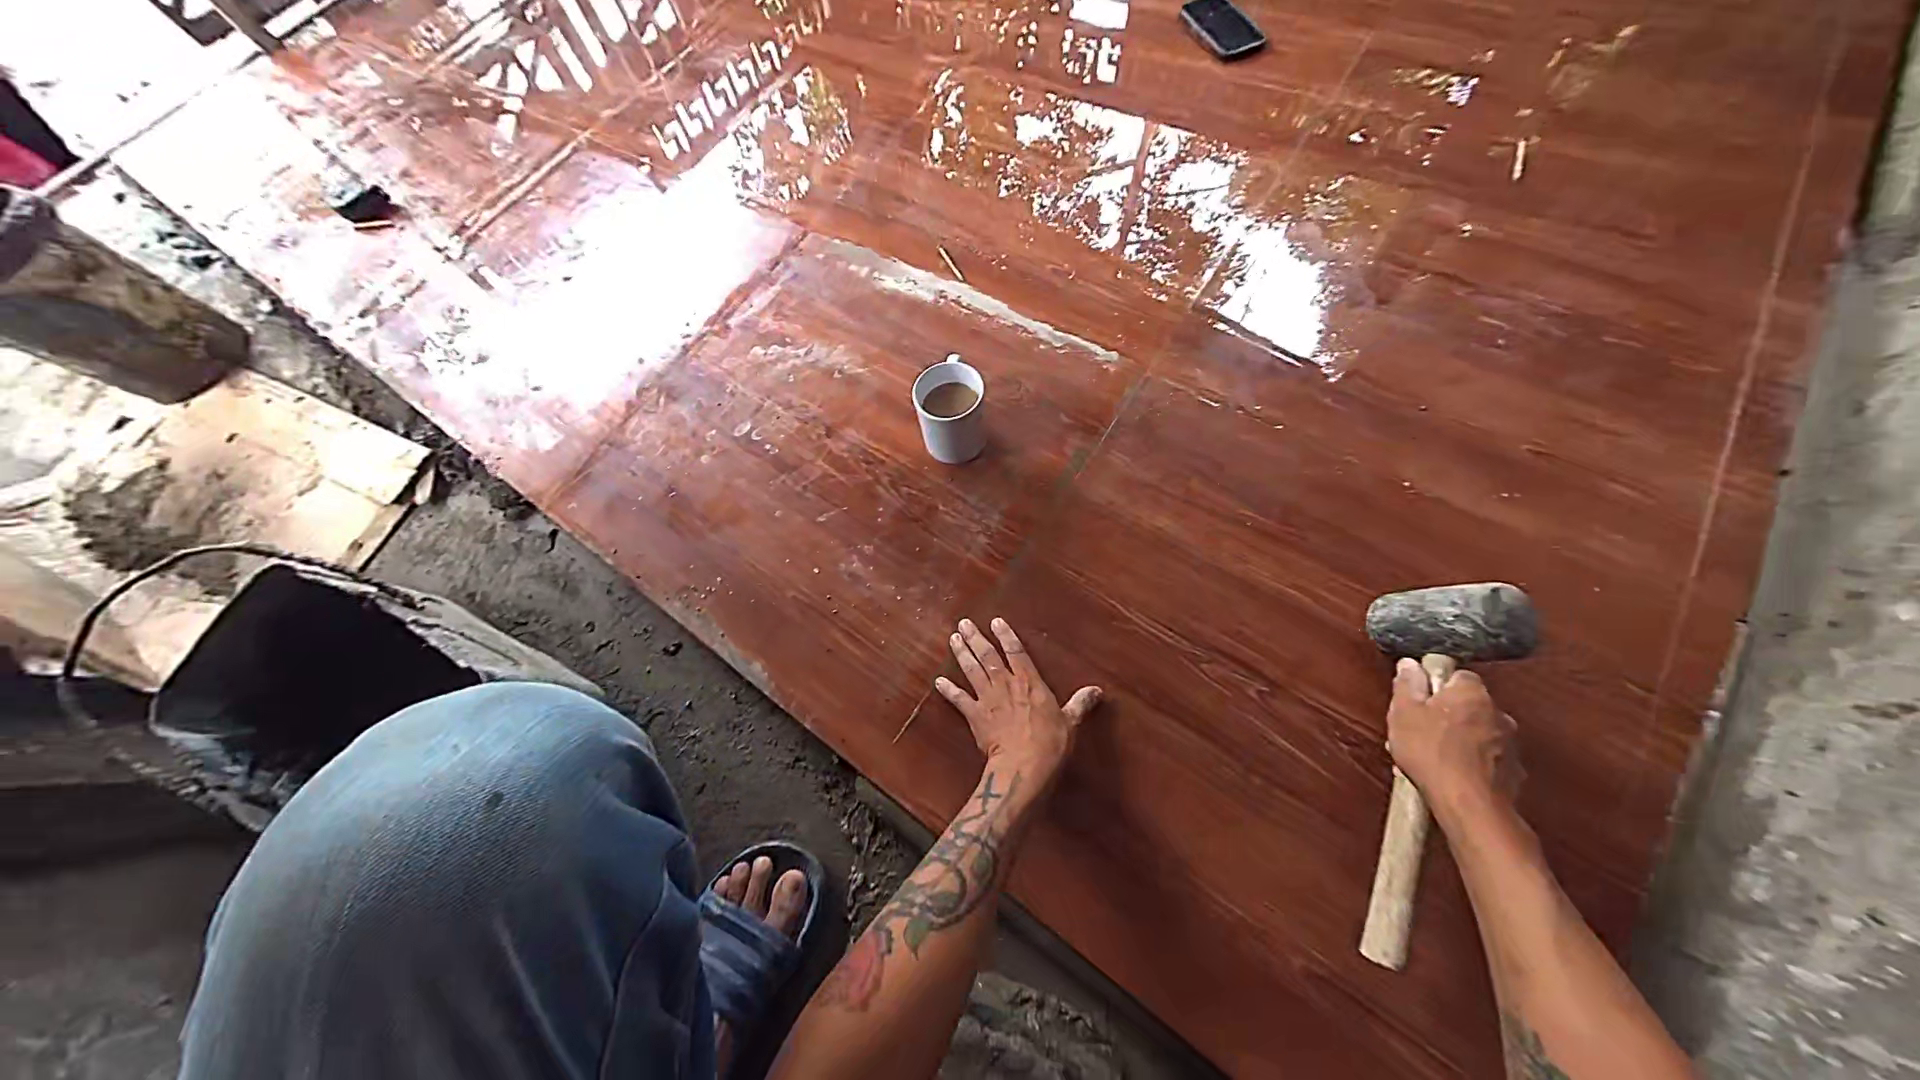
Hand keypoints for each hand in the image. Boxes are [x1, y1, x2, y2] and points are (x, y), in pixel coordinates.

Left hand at [934, 618, 1100, 773]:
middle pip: (988, 656)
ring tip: (953, 639)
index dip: (1006, 636)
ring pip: (972, 670)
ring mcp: (988, 699)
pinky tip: (939, 681)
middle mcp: (1006, 685)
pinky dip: (948, 690)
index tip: (996, 622)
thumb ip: (1080, 703)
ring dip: (962, 653)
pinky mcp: (975, 716)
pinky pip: (959, 699)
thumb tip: (1096, 691)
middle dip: (976, 638)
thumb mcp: (1070, 721)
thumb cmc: (1050, 743)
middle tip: (964, 623)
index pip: (1017, 652)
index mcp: (1030, 683)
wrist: (1023, 765)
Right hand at [1387, 659, 1522, 817]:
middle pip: (1467, 705)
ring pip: (1477, 733)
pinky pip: (1486, 758)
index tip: (1417, 698)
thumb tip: (1410, 665)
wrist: (1468, 803)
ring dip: (1457, 740)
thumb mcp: (1403, 712)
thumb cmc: (1432, 752)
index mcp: (1471, 693)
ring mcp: (1509, 744)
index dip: (1434, 686)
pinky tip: (1448, 774)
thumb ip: (1407, 684)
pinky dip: (1470, 763)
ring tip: (1429, 758)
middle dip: (1445, 715)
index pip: (1456, 675)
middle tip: (1418, 729)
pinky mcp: (1513, 771)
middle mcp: (1498, 713)